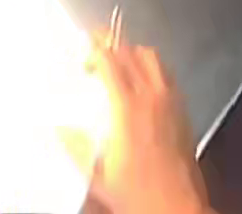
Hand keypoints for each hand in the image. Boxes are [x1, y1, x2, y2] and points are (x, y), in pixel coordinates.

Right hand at [87, 35, 214, 213]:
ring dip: (132, 52)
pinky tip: (143, 79)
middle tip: (96, 51)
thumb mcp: (99, 178)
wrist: (178, 207)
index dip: (96, 50)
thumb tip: (59, 127)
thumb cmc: (137, 193)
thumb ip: (77, 149)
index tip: (85, 53)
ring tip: (119, 63)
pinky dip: (151, 65)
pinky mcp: (182, 104)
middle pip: (130, 52)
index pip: (110, 62)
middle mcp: (150, 94)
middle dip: (111, 45)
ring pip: (150, 56)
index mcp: (127, 107)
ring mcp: (169, 97)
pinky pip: (166, 71)